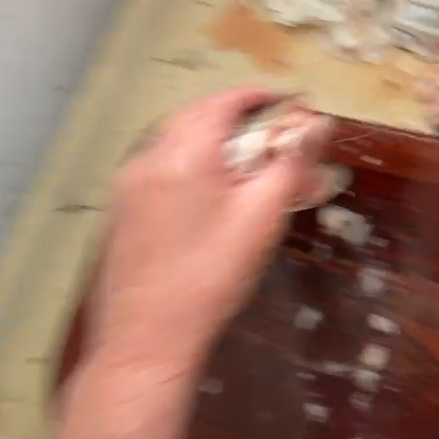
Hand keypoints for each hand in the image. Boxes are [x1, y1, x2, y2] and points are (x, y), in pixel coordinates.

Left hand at [89, 87, 332, 373]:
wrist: (145, 342)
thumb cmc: (212, 274)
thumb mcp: (263, 216)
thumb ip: (291, 162)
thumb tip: (318, 122)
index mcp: (184, 154)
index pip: (225, 102)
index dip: (260, 96)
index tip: (291, 102)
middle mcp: (149, 158)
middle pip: (196, 114)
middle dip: (236, 112)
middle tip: (272, 127)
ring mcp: (128, 185)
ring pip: (174, 137)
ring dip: (210, 133)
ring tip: (245, 155)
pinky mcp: (120, 210)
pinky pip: (159, 162)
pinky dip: (189, 156)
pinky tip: (210, 188)